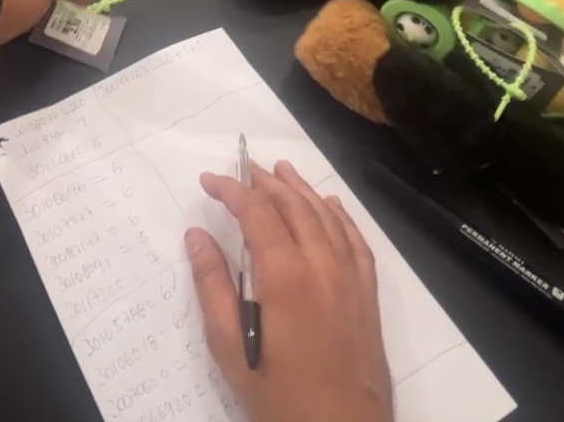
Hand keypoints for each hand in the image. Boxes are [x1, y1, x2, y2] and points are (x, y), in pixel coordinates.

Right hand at [186, 161, 392, 421]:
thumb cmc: (280, 395)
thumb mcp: (230, 346)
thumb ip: (213, 285)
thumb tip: (196, 236)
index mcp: (284, 273)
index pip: (256, 210)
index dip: (231, 189)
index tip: (208, 181)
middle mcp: (321, 265)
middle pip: (292, 204)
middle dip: (264, 181)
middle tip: (241, 168)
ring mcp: (349, 279)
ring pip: (325, 216)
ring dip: (300, 188)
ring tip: (281, 169)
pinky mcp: (367, 297)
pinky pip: (356, 242)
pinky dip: (340, 216)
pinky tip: (330, 206)